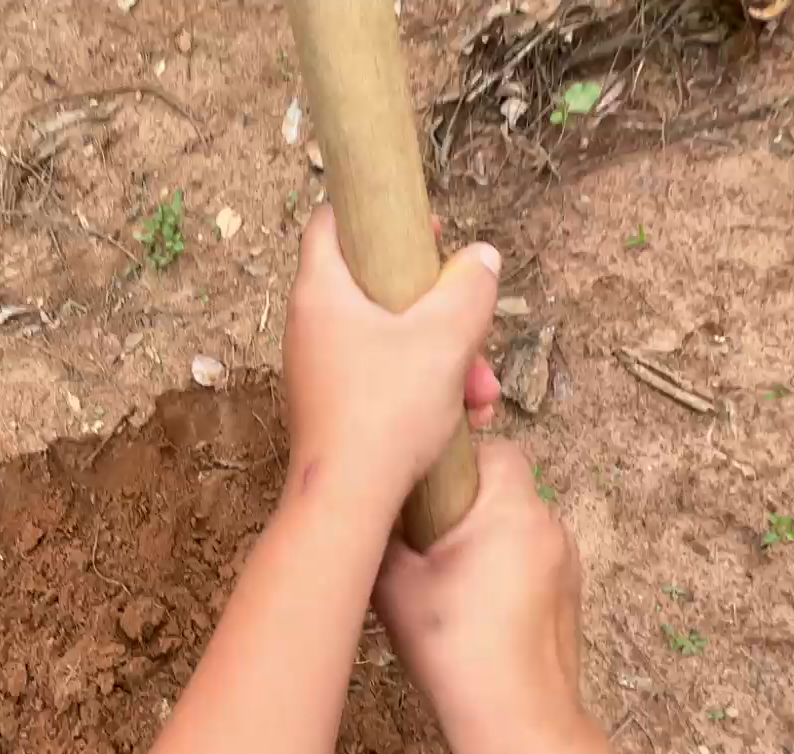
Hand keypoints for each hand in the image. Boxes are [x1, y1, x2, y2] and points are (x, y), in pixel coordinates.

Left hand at [282, 205, 501, 511]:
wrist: (347, 499)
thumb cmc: (387, 408)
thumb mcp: (445, 337)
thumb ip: (469, 287)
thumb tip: (479, 259)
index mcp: (321, 293)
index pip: (330, 223)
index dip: (375, 214)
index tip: (423, 231)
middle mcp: (310, 328)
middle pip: (377, 290)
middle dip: (440, 310)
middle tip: (474, 329)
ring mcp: (319, 371)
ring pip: (392, 342)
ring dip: (445, 359)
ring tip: (483, 395)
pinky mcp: (332, 407)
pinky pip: (383, 380)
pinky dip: (423, 390)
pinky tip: (465, 418)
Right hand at [375, 442, 583, 749]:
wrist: (514, 717)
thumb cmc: (451, 642)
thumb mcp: (393, 584)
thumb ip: (381, 536)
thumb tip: (370, 513)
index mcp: (510, 509)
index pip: (493, 451)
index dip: (453, 464)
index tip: (422, 497)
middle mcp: (549, 525)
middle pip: (502, 488)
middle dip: (462, 506)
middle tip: (425, 544)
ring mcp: (566, 560)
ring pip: (515, 524)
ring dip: (483, 537)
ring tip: (448, 581)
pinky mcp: (569, 592)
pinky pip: (529, 556)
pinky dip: (502, 566)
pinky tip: (476, 607)